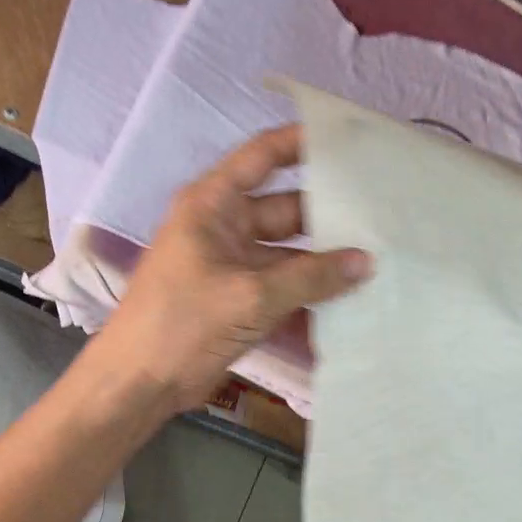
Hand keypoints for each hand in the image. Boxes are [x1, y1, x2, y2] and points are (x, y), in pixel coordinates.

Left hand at [87, 125, 372, 413]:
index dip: (300, 143)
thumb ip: (312, 277)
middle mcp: (225, 227)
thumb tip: (366, 261)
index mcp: (214, 205)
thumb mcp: (252, 295)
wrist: (142, 380)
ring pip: (290, 253)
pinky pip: (285, 286)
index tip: (346, 141)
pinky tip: (351, 297)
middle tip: (379, 215)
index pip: (261, 158)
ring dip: (324, 260)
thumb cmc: (184, 322)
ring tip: (377, 258)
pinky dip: (311, 292)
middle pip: (285, 209)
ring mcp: (234, 266)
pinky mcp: (241, 301)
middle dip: (327, 214)